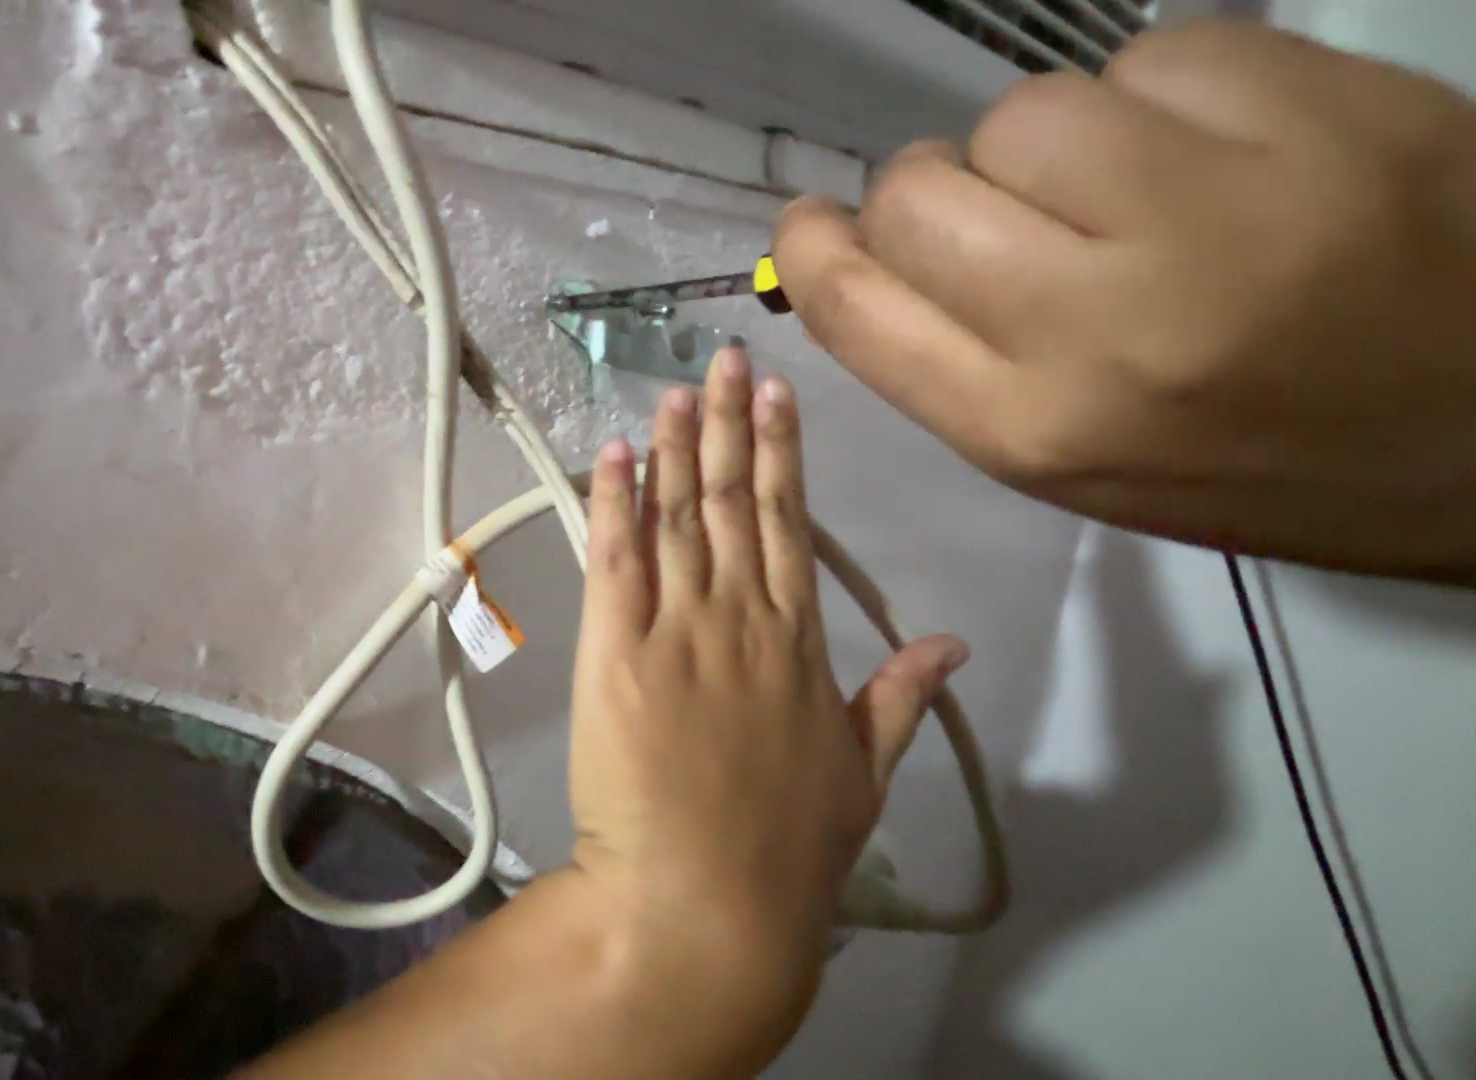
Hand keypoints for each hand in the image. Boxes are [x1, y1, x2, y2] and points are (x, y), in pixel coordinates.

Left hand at [568, 347, 968, 1039]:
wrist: (704, 901)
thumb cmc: (785, 846)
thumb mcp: (864, 773)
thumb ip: (902, 698)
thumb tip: (956, 643)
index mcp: (799, 639)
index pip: (792, 522)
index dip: (783, 452)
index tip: (777, 395)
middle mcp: (740, 616)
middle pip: (734, 500)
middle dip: (728, 424)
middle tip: (723, 361)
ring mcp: (675, 629)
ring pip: (677, 516)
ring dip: (673, 447)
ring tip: (674, 390)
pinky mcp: (614, 651)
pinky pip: (614, 558)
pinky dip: (612, 501)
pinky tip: (612, 453)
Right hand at [774, 20, 1475, 580]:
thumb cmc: (1234, 465)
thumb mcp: (1057, 455)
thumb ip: (942, 362)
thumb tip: (850, 261)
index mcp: (1024, 425)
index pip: (856, 306)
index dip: (808, 250)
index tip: (808, 227)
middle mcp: (1094, 326)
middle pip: (914, 195)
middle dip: (919, 193)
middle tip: (979, 213)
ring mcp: (1214, 212)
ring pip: (1019, 115)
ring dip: (1033, 144)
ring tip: (1110, 186)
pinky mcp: (1322, 116)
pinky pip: (1150, 56)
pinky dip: (1149, 93)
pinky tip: (1202, 147)